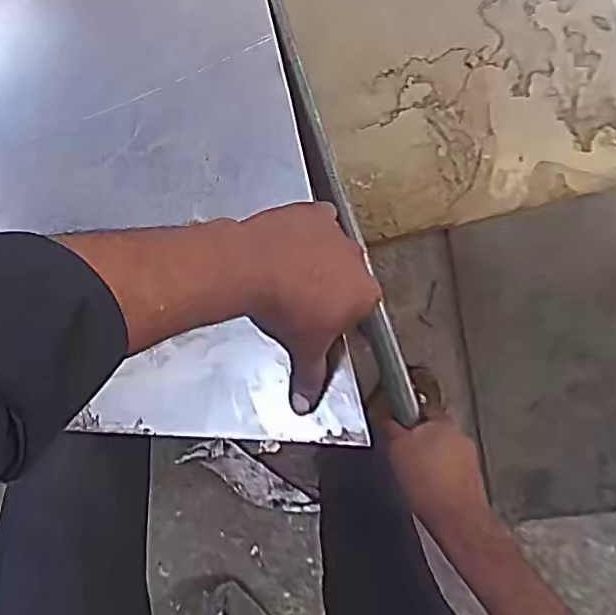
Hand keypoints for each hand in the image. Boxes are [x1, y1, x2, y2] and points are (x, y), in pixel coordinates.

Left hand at [229, 202, 384, 414]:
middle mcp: (356, 260)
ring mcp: (335, 233)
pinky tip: (292, 235)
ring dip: (318, 255)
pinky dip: (308, 225)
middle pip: (347, 275)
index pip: (359, 308)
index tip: (319, 316)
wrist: (250, 267)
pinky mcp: (313, 212)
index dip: (339, 314)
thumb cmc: (280, 305)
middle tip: (301, 294)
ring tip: (289, 267)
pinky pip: (318, 217)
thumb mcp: (302, 348)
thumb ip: (312, 377)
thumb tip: (305, 403)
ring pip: (332, 246)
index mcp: (365, 294)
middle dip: (330, 284)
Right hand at [370, 366, 489, 526]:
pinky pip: (448, 468)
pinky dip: (437, 473)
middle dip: (414, 437)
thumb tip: (386, 418)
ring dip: (426, 456)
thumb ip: (391, 425)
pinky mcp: (472, 480)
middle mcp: (460, 437)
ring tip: (412, 471)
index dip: (402, 413)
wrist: (456, 522)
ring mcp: (469, 459)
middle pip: (429, 428)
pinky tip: (425, 485)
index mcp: (444, 421)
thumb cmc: (430, 484)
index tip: (393, 421)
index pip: (418, 405)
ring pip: (439, 449)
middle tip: (399, 448)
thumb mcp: (395, 446)